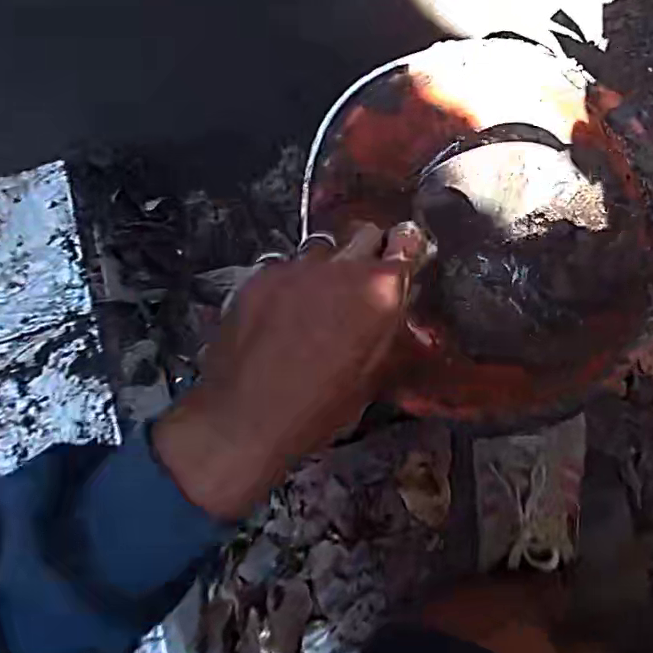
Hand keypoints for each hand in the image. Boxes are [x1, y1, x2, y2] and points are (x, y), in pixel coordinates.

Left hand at [153, 222, 426, 519]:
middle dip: (368, 251)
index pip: (406, 240)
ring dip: (328, 268)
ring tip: (316, 301)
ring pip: (324, 249)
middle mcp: (342, 267)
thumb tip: (395, 298)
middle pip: (365, 233)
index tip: (400, 261)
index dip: (405, 249)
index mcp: (380, 289)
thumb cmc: (322, 405)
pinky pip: (287, 266)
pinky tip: (282, 314)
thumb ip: (388, 321)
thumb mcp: (375, 368)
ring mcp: (298, 267)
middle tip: (360, 282)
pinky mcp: (260, 275)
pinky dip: (291, 282)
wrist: (245, 419)